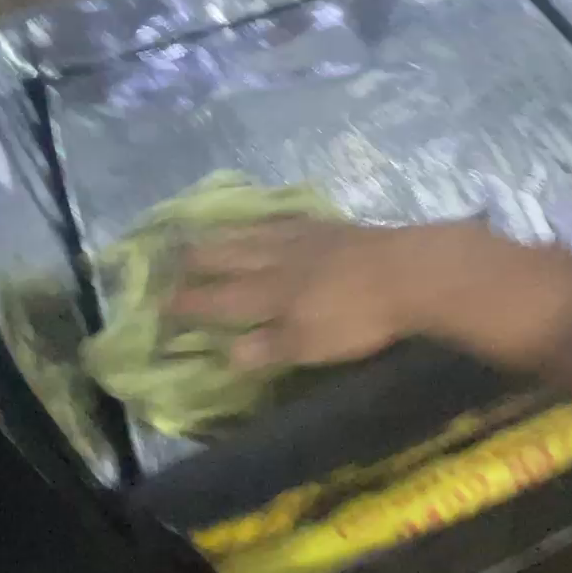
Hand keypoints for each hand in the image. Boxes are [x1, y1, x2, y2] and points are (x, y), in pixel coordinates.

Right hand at [167, 218, 569, 369]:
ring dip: (227, 236)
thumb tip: (225, 352)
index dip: (190, 301)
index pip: (220, 298)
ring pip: (255, 233)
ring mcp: (308, 237)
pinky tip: (270, 221)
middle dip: (200, 260)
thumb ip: (267, 347)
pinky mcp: (333, 227)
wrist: (410, 270)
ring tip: (208, 233)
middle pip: (231, 256)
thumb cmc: (360, 317)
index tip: (162, 302)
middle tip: (173, 258)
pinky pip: (287, 220)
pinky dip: (267, 221)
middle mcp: (280, 258)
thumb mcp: (309, 344)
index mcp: (271, 292)